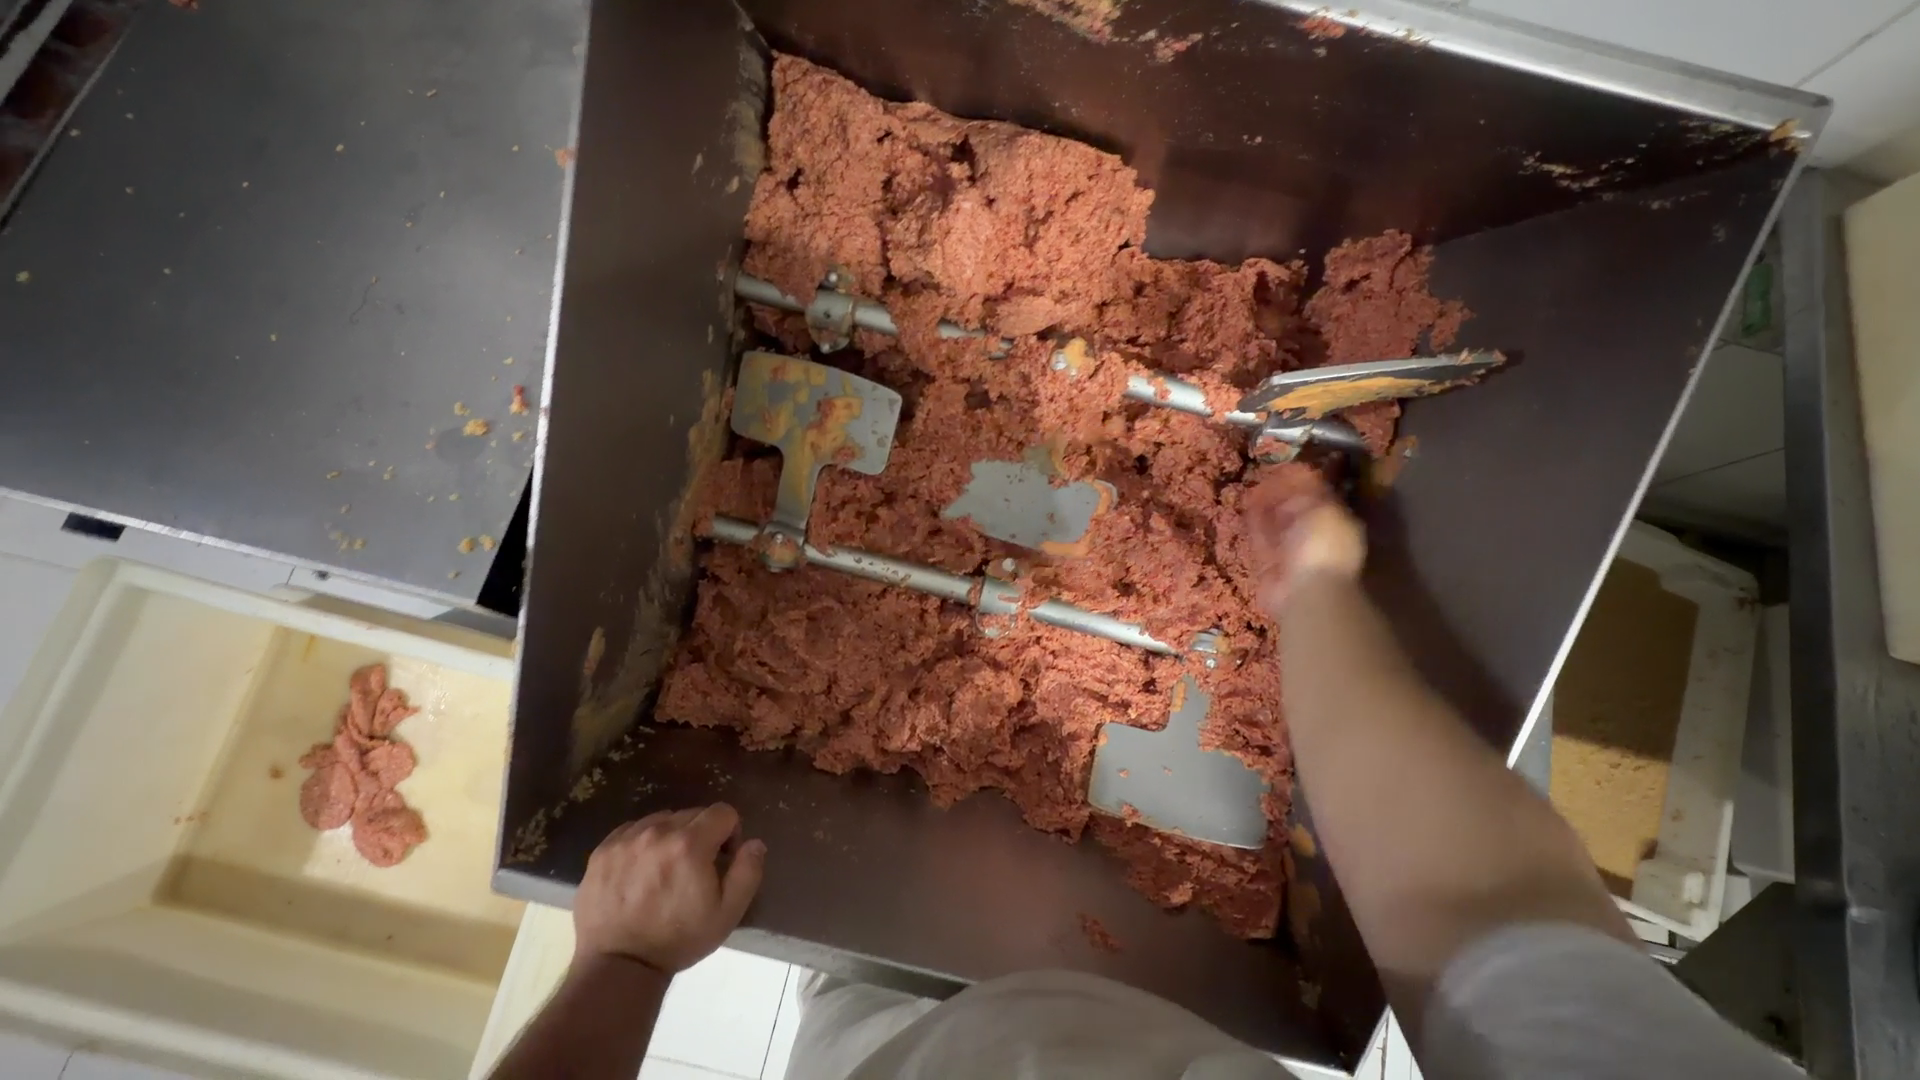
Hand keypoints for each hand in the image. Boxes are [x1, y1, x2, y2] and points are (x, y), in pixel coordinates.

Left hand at [573, 804, 766, 973]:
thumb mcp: (727, 914)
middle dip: (701, 835)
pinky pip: (632, 831)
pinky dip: (642, 843)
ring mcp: (626, 840)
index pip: (723, 812)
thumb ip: (748, 872)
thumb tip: (755, 842)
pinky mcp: (602, 851)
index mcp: (690, 844)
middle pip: (692, 814)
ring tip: (664, 870)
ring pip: (661, 820)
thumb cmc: (677, 940)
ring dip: (671, 837)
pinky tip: (640, 871)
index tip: (722, 860)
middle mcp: (657, 832)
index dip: (730, 833)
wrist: (617, 966)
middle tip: (694, 869)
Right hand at [1243, 467, 1365, 614]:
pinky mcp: (1269, 563)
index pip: (1321, 497)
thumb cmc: (1321, 547)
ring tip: (1254, 488)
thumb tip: (1300, 473)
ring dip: (1267, 506)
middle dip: (1283, 494)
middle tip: (1267, 476)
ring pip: (1278, 522)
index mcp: (1337, 523)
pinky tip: (1247, 506)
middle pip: (1297, 510)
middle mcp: (1316, 536)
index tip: (1288, 468)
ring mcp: (1292, 551)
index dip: (1305, 482)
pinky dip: (1255, 522)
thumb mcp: (1324, 510)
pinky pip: (1261, 537)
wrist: (1305, 592)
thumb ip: (1311, 490)